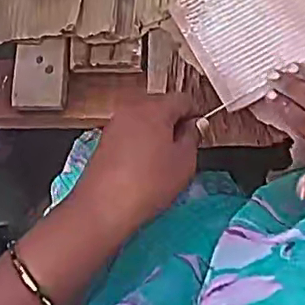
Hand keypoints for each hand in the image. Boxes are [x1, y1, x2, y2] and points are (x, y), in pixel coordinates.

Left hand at [64, 92, 201, 236]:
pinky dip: (139, 141)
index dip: (195, 113)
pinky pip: (129, 132)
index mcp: (154, 108)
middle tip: (184, 147)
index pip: (182, 99)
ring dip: (156, 131)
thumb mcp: (184, 162)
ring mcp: (115, 123)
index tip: (200, 131)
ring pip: (143, 119)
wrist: (104, 205)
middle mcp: (132, 109)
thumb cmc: (150, 183)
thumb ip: (193, 137)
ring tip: (163, 159)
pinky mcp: (104, 139)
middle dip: (174, 121)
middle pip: (160, 105)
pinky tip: (143, 165)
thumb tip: (193, 125)